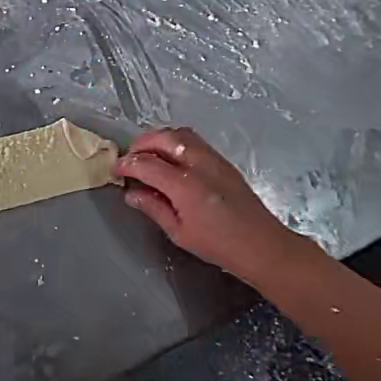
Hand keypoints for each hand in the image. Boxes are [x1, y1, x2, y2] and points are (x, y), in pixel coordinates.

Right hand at [114, 127, 309, 282]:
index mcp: (184, 185)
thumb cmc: (219, 246)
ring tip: (149, 156)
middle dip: (140, 145)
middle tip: (130, 160)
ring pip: (179, 134)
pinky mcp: (223, 162)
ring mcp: (213, 160)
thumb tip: (131, 194)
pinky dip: (176, 142)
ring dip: (158, 139)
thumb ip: (153, 208)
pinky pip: (194, 140)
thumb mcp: (179, 232)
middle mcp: (198, 164)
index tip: (116, 171)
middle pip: (162, 138)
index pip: (145, 163)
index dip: (126, 165)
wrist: (264, 247)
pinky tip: (171, 160)